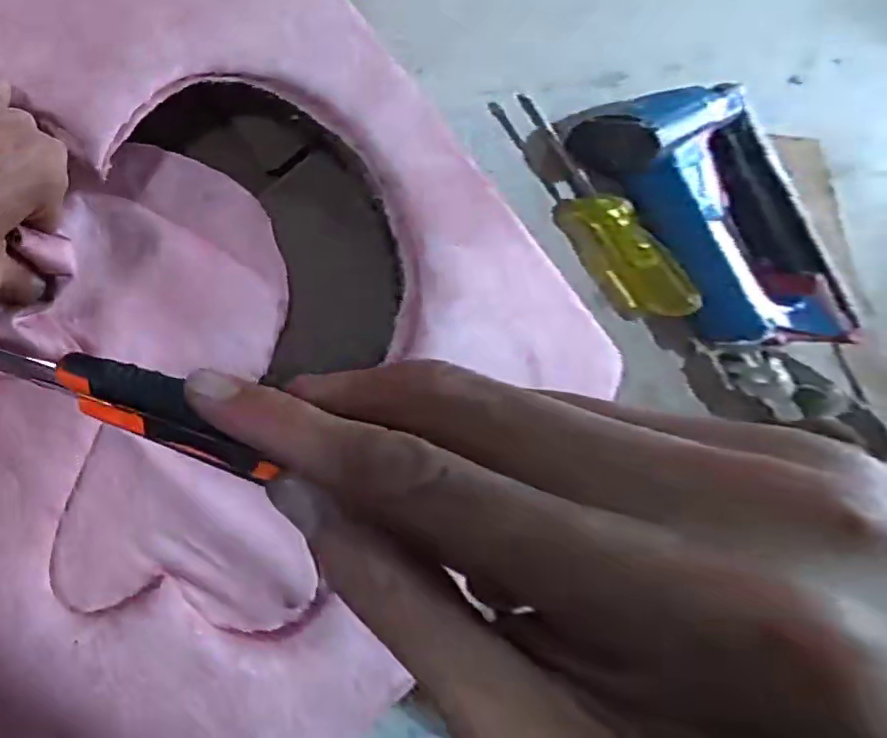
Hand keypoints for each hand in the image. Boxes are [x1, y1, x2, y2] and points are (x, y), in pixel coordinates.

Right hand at [185, 361, 886, 737]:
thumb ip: (405, 610)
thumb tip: (303, 489)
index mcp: (713, 614)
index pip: (430, 477)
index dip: (299, 428)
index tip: (210, 389)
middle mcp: (762, 503)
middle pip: (469, 406)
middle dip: (347, 405)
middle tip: (276, 418)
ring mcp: (794, 458)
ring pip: (521, 402)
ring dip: (425, 428)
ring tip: (404, 489)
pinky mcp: (794, 443)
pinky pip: (583, 413)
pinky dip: (506, 439)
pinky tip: (509, 499)